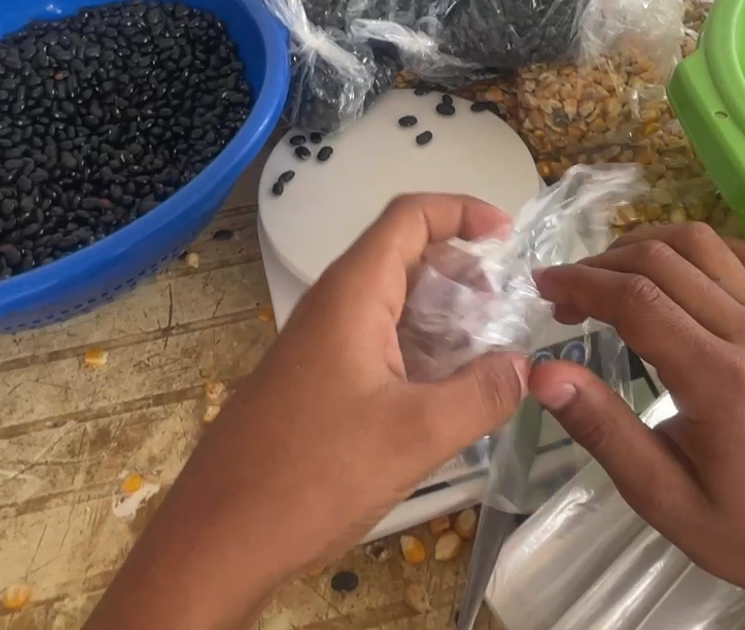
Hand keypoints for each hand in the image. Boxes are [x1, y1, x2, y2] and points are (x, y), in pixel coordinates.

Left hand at [87, 194, 528, 629]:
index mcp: (355, 291)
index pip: (410, 216)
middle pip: (405, 255)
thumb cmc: (314, 472)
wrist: (219, 535)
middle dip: (461, 272)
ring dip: (444, 316)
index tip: (508, 237)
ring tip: (486, 356)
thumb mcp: (415, 435)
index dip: (462, 211)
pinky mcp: (319, 375)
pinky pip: (379, 340)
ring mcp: (323, 339)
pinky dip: (420, 348)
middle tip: (504, 311)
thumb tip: (525, 367)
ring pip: (393, 302)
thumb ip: (481, 395)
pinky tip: (445, 392)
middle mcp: (336, 302)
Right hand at [528, 224, 744, 598]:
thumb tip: (542, 374)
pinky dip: (698, 248)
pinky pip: (744, 254)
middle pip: (663, 261)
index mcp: (722, 380)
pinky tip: (673, 272)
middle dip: (600, 266)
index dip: (581, 284)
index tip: (542, 287)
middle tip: (565, 296)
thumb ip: (601, 428)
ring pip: (701, 243)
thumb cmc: (742, 528)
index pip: (638, 300)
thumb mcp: (660, 496)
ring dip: (643, 246)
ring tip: (609, 277)